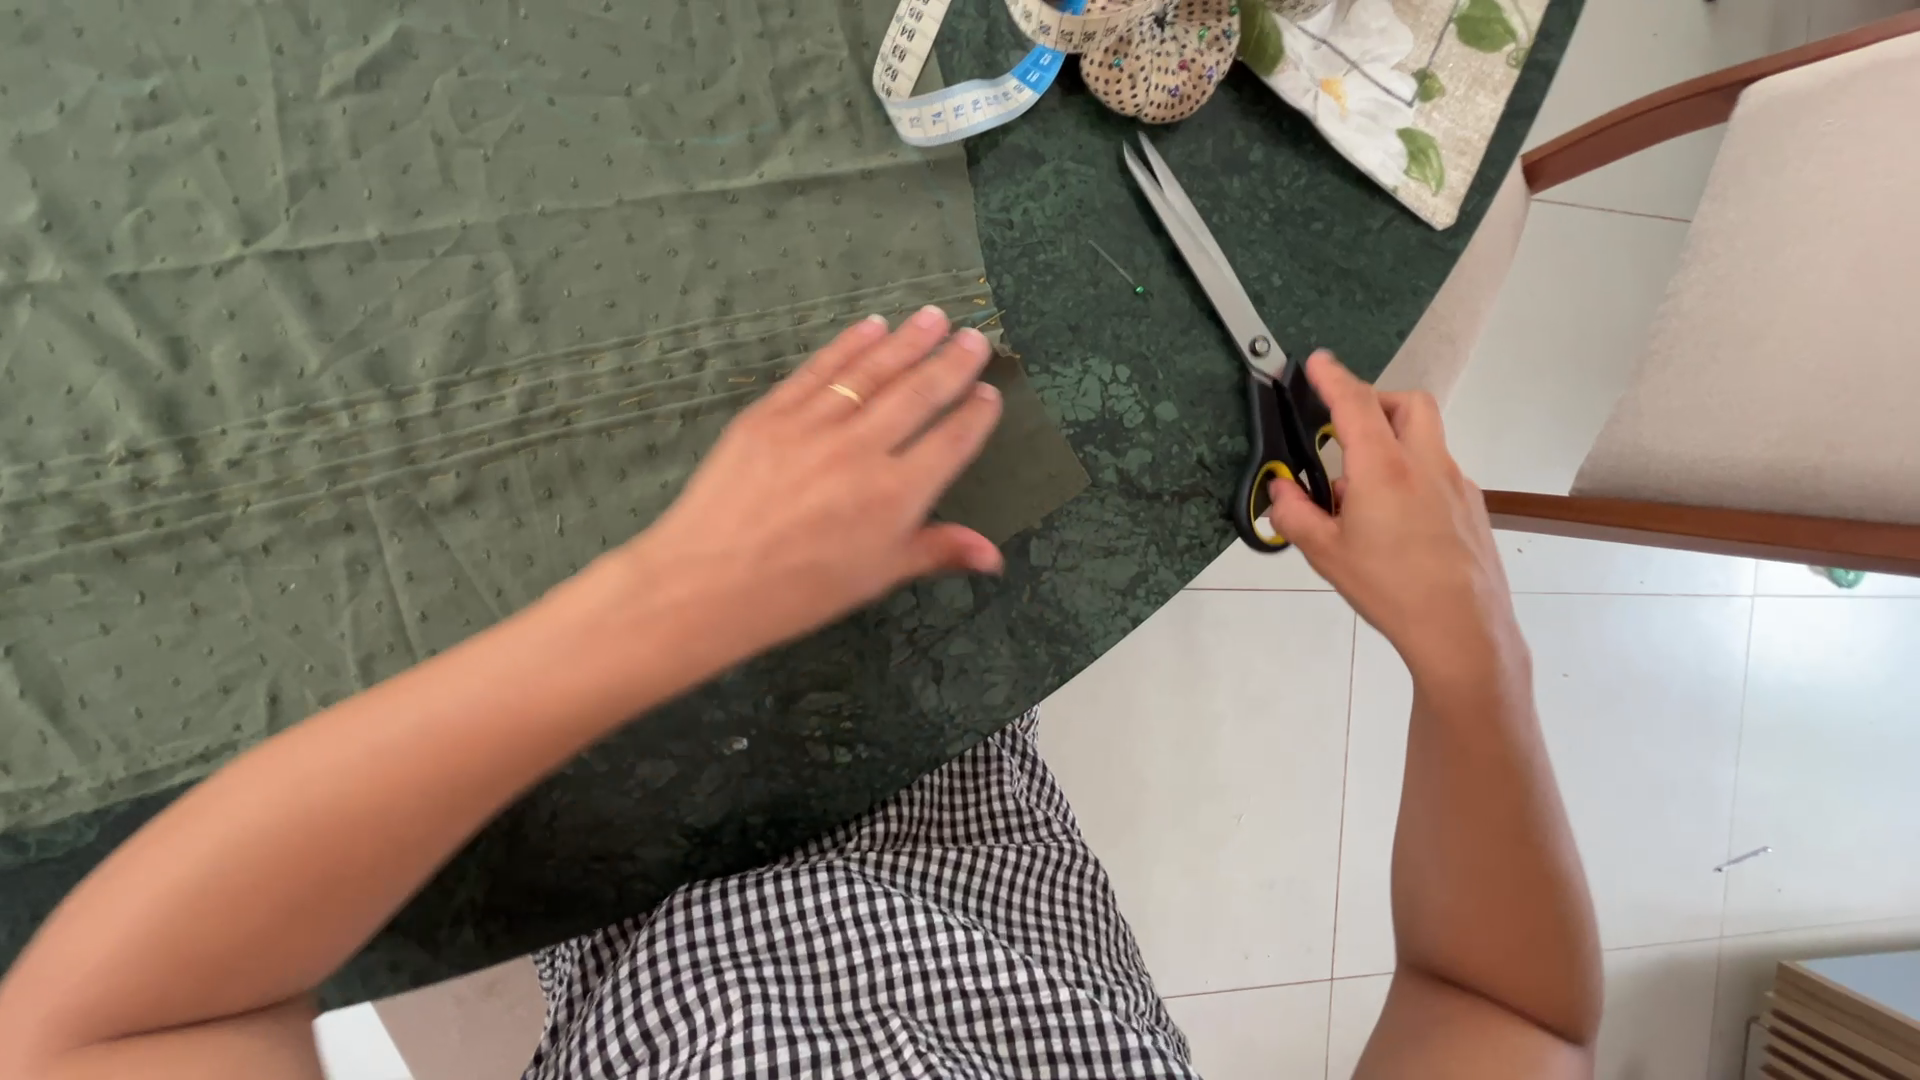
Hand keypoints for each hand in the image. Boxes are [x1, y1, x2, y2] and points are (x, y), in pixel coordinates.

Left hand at [604, 306, 1004, 678]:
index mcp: (895, 495)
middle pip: (918, 394)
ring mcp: (814, 426)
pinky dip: (848, 345)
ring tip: (934, 317)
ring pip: (872, 373)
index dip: (974, 415)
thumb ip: (937, 552)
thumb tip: (996, 555)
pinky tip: (872, 326)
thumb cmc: (801, 591)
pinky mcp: (771, 413)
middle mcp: (861, 450)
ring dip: (908, 341)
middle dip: (951, 363)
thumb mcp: (877, 576)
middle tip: (974, 337)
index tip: (989, 393)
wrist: (708, 582)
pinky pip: (819, 371)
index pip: (950, 442)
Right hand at [1268, 351, 1522, 682]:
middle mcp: (1426, 465)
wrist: (1461, 629)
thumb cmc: (1388, 588)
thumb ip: (1294, 514)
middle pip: (1409, 404)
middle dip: (1376, 400)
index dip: (1334, 377)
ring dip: (1390, 443)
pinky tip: (1392, 520)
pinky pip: (1435, 472)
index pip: (1357, 405)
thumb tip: (1281, 489)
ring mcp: (1456, 484)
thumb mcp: (1324, 552)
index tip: (1317, 361)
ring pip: (1424, 439)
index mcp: (1384, 470)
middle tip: (1344, 426)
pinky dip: (1409, 474)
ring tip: (1358, 493)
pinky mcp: (1471, 507)